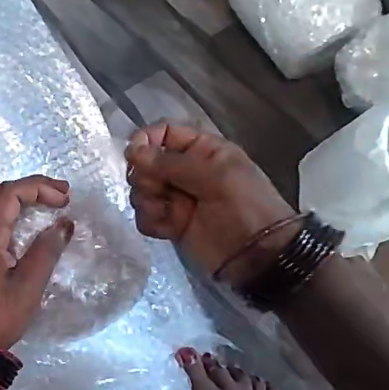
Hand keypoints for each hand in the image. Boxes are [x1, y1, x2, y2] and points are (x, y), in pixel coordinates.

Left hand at [0, 176, 74, 350]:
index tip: (65, 198)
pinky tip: (19, 220)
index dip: (39, 188)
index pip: (10, 194)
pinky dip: (2, 211)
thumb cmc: (0, 314)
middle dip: (30, 189)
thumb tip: (64, 223)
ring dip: (14, 197)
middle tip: (61, 195)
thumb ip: (47, 249)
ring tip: (43, 201)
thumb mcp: (30, 283)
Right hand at [125, 122, 295, 280]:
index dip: (146, 141)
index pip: (164, 133)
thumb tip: (132, 152)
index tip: (134, 157)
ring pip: (141, 191)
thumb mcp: (216, 176)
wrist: (256, 256)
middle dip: (145, 177)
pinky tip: (168, 230)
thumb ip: (172, 163)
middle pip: (146, 163)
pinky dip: (151, 222)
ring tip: (167, 213)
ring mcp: (176, 198)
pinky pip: (145, 216)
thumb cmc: (245, 208)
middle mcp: (184, 171)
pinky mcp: (170, 223)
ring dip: (147, 202)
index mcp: (201, 150)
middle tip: (159, 191)